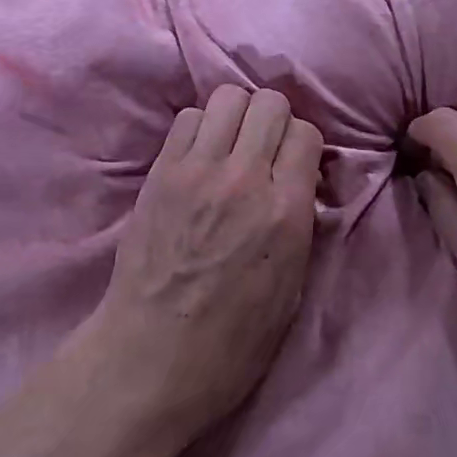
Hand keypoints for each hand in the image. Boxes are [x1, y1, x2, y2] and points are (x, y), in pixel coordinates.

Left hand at [0, 87, 322, 456]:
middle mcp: (245, 178)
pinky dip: (200, 127)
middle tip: (264, 147)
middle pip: (270, 102)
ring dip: (237, 115)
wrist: (150, 360)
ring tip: (231, 144)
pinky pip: (188, 117)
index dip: (302, 144)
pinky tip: (199, 155)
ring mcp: (198, 171)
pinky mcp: (161, 172)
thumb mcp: (293, 286)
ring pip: (229, 97)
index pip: (306, 132)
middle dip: (275, 119)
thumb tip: (302, 179)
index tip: (294, 162)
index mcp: (286, 211)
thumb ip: (301, 220)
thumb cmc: (233, 341)